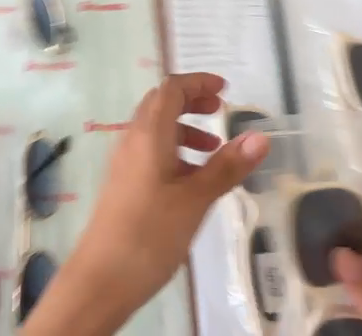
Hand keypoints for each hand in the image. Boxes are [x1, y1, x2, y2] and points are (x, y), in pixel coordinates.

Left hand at [20, 73, 269, 335]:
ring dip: (184, 129)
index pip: (170, 89)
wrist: (101, 278)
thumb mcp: (195, 200)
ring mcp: (125, 163)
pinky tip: (191, 180)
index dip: (197, 83)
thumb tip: (260, 136)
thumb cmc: (150, 233)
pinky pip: (150, 152)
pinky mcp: (124, 185)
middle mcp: (133, 140)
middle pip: (160, 104)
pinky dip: (174, 152)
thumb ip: (226, 166)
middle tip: (220, 110)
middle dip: (191, 101)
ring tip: (213, 150)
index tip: (225, 89)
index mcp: (148, 134)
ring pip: (155, 129)